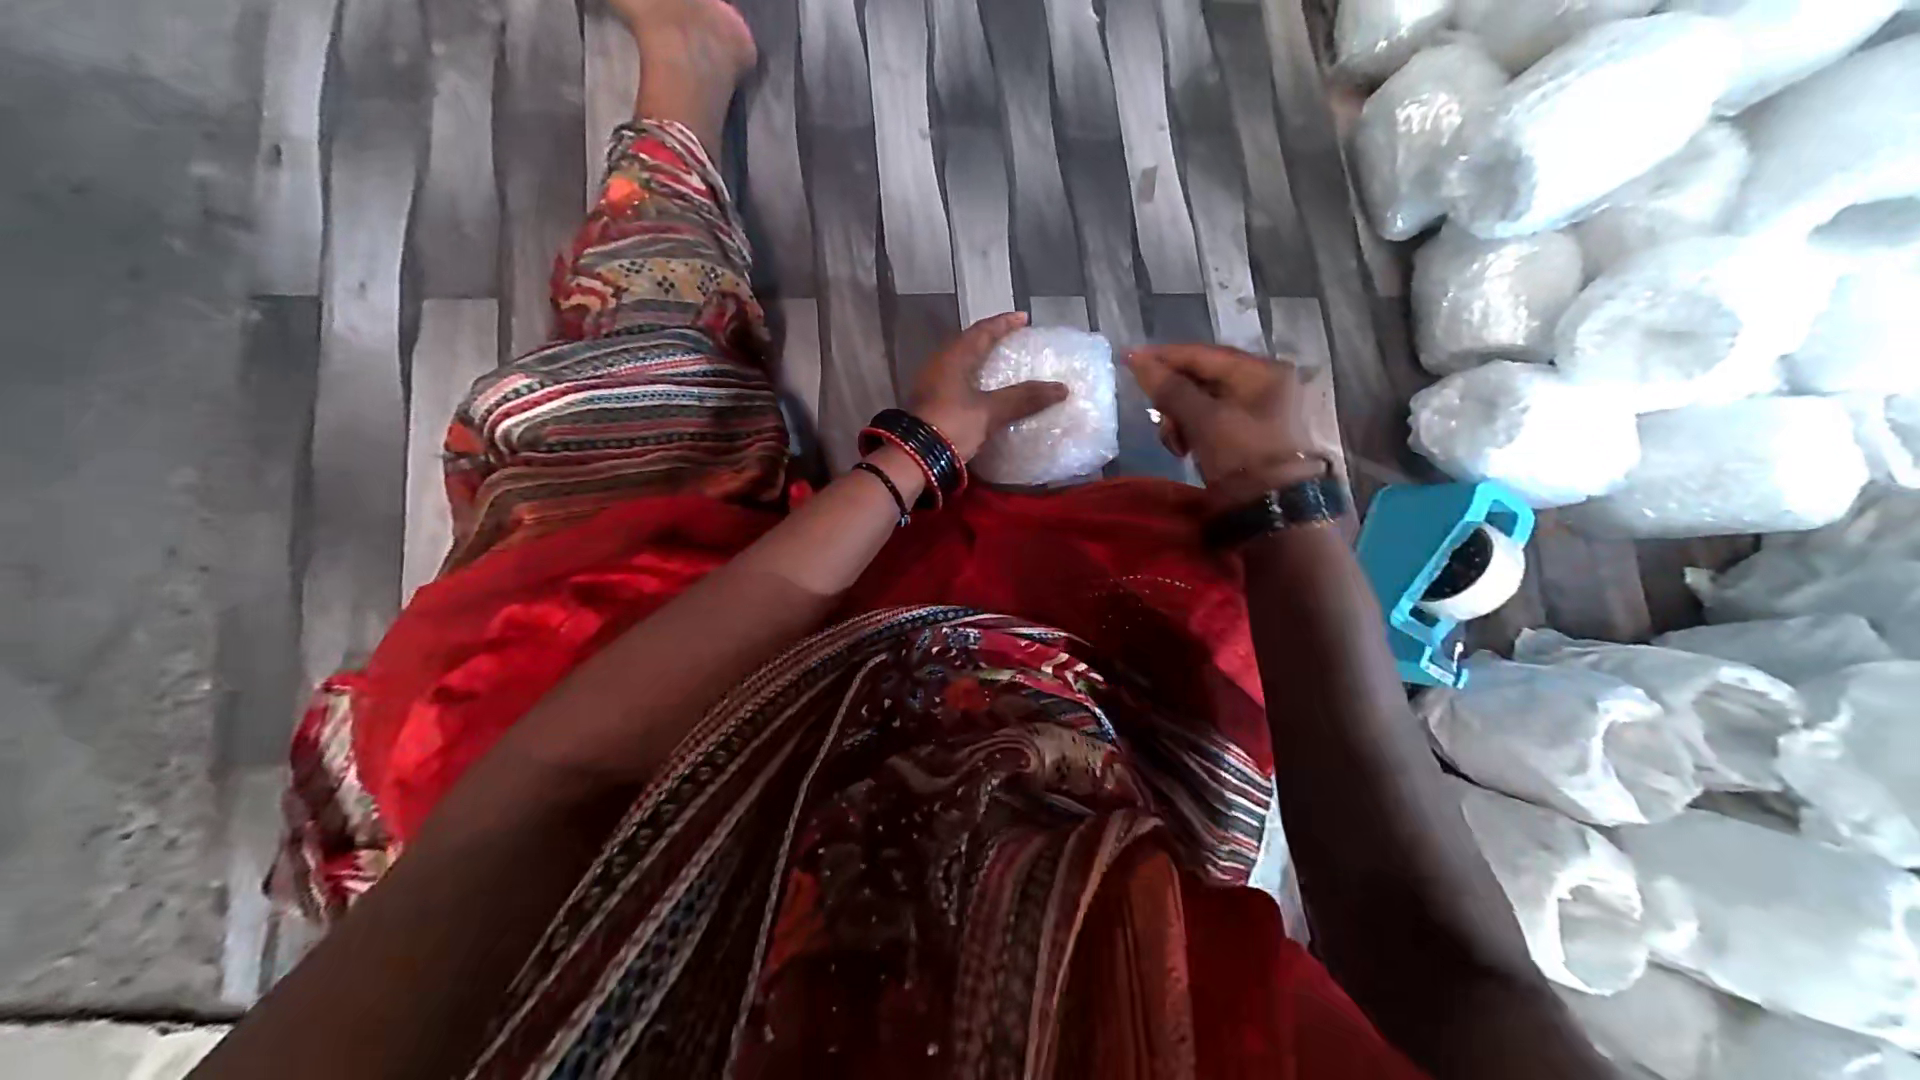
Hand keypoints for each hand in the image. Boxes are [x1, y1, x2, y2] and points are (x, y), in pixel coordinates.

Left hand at [906, 312, 1069, 460]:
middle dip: (990, 340)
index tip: (1023, 318)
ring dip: (979, 361)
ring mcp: (930, 385)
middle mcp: (938, 364)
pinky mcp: (928, 404)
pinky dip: (972, 380)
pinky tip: (982, 391)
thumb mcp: (990, 411)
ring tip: (999, 364)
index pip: (982, 331)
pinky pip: (955, 382)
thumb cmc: (952, 425)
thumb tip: (1061, 388)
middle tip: (1011, 340)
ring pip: (959, 363)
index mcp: (953, 357)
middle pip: (968, 344)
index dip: (1003, 323)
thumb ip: (1024, 398)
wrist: (914, 458)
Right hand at [1126, 344, 1323, 505]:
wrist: (1273, 508)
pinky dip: (1192, 431)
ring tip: (1174, 443)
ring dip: (1180, 419)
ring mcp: (1257, 411)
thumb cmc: (1242, 456)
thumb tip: (1136, 360)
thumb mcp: (1204, 420)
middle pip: (1202, 379)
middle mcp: (1264, 384)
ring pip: (1202, 402)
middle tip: (1158, 417)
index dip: (1164, 357)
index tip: (1130, 359)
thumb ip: (1170, 389)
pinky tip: (1184, 449)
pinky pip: (1209, 421)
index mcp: (1263, 371)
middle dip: (1173, 399)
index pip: (1204, 354)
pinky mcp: (1247, 435)